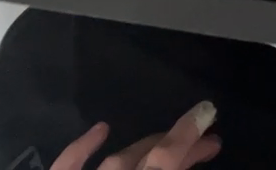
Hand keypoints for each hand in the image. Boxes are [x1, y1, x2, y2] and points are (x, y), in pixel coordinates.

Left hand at [51, 101, 220, 169]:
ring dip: (147, 148)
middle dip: (179, 144)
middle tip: (207, 142)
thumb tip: (188, 158)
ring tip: (170, 142)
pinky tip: (102, 129)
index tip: (209, 112)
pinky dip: (82, 148)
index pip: (166, 160)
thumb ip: (170, 169)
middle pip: (147, 158)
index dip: (189, 136)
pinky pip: (66, 167)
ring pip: (117, 162)